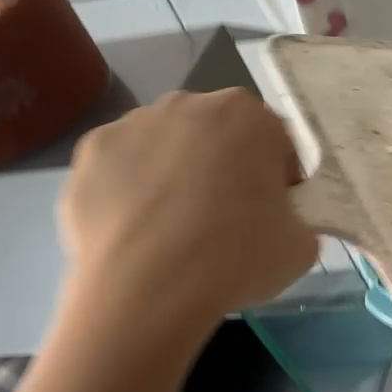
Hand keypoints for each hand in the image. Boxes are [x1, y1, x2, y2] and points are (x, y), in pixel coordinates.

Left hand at [58, 89, 318, 338]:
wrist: (150, 287)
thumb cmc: (239, 258)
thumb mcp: (302, 247)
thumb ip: (297, 220)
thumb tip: (279, 222)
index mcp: (250, 117)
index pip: (278, 143)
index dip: (281, 181)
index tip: (276, 215)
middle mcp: (188, 104)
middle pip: (218, 136)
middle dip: (226, 170)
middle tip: (229, 224)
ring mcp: (131, 124)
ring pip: (167, 149)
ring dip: (178, 178)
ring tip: (179, 234)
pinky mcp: (89, 153)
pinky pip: (124, 171)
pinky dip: (134, 195)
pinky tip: (143, 235)